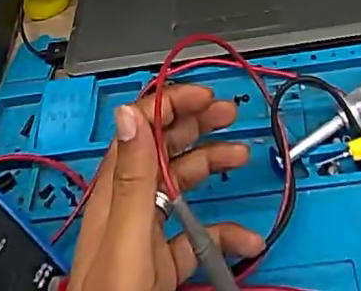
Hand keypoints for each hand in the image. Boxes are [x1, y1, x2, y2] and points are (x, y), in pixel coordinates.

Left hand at [67, 85, 265, 290]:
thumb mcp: (125, 235)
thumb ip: (130, 173)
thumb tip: (129, 110)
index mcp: (117, 190)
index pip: (142, 125)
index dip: (173, 102)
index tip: (206, 95)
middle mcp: (130, 204)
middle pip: (164, 147)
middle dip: (197, 122)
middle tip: (228, 113)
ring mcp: (145, 233)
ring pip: (181, 184)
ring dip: (212, 164)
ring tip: (239, 157)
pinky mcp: (160, 265)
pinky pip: (194, 237)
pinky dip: (221, 232)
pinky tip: (243, 240)